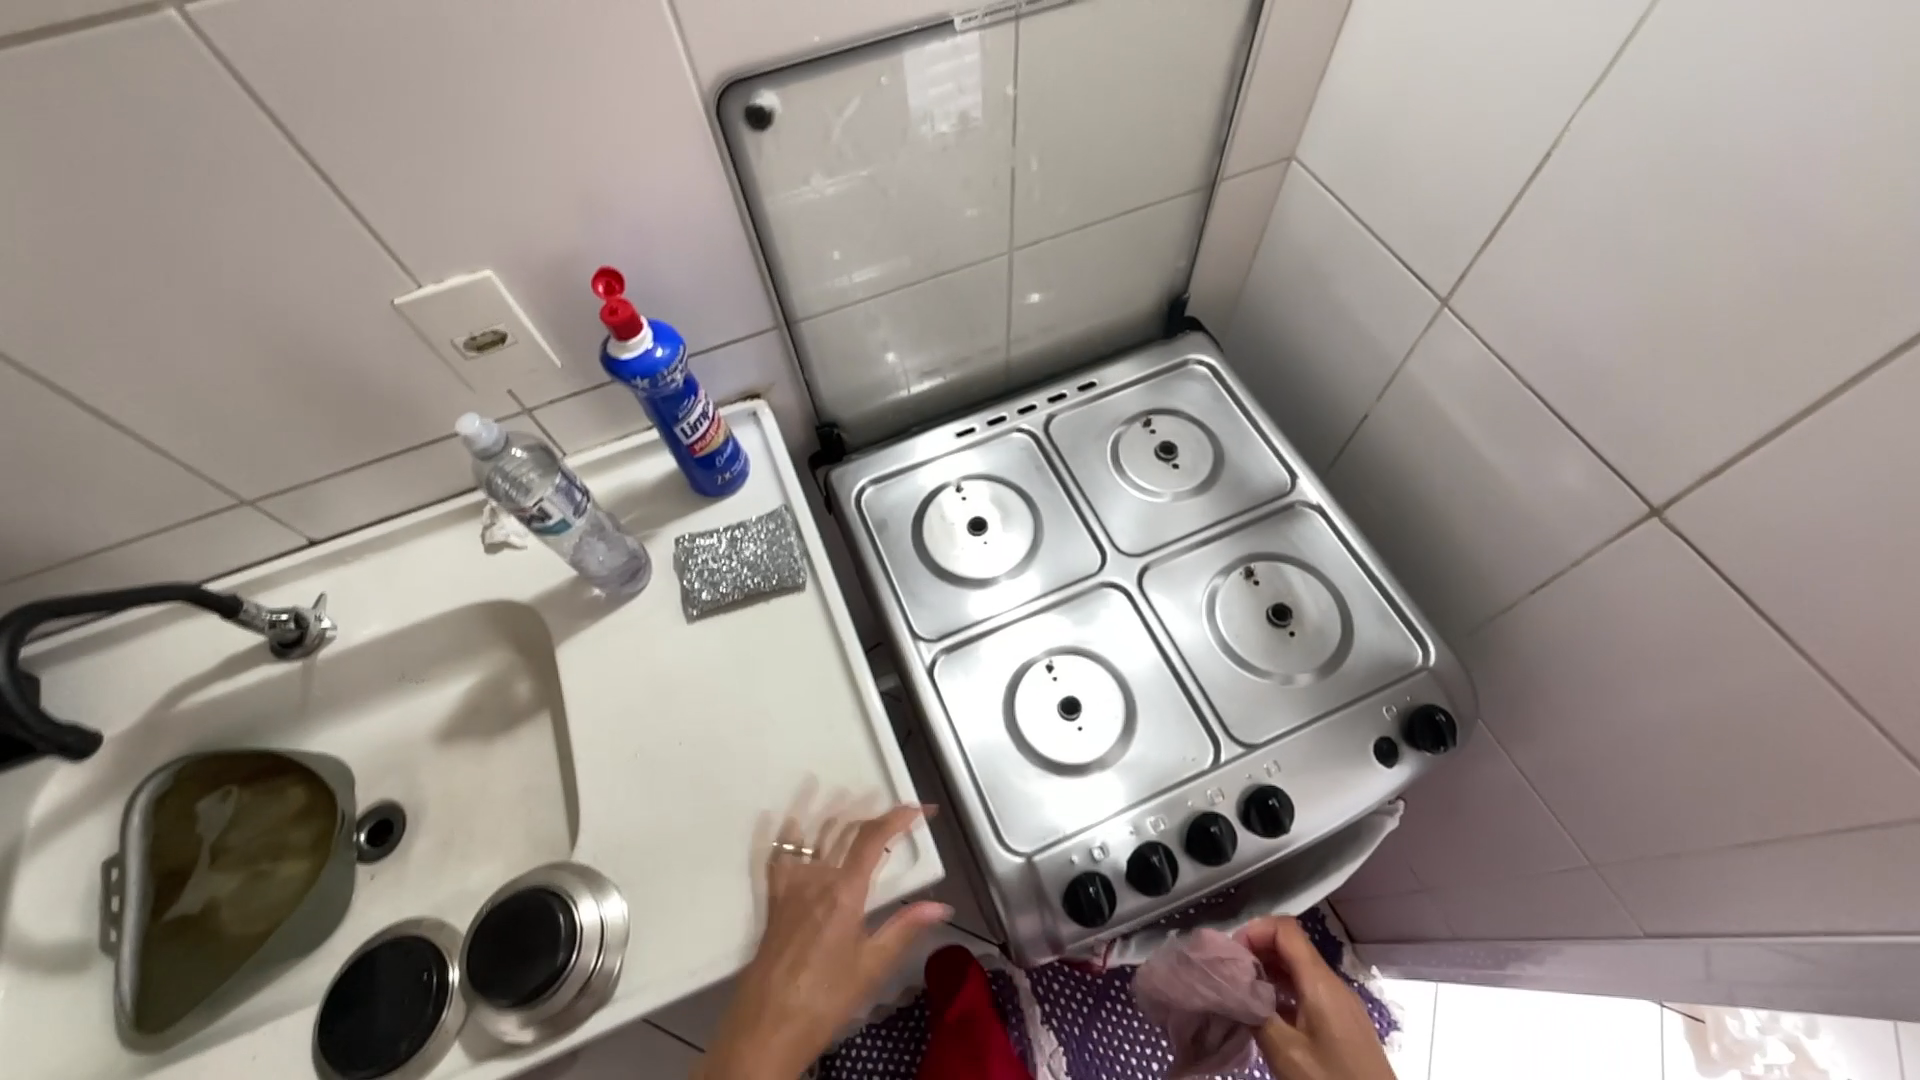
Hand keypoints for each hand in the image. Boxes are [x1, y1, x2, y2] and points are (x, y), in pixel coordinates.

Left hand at [697, 803, 951, 1079]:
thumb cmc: (824, 999)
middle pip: (844, 832)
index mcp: (845, 892)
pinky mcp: (774, 902)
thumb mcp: (872, 967)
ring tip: (843, 792)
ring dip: (829, 811)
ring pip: (811, 836)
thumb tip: (941, 906)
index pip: (873, 839)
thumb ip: (905, 928)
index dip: (898, 817)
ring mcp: (791, 888)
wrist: (767, 1027)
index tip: (920, 809)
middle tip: (892, 806)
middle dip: (870, 812)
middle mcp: (816, 880)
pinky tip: (787, 820)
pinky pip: (778, 857)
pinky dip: (784, 835)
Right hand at [1236, 916, 1397, 1079]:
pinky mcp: (1343, 1021)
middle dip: (1257, 951)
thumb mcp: (1285, 1052)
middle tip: (1233, 976)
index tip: (1233, 957)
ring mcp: (1341, 1003)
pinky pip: (1308, 989)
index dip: (1254, 931)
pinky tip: (1268, 1016)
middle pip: (1291, 945)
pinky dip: (1283, 991)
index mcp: (1320, 983)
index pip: (1285, 929)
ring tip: (1245, 995)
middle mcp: (1333, 984)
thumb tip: (1231, 986)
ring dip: (1269, 972)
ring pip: (1299, 968)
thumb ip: (1255, 1011)